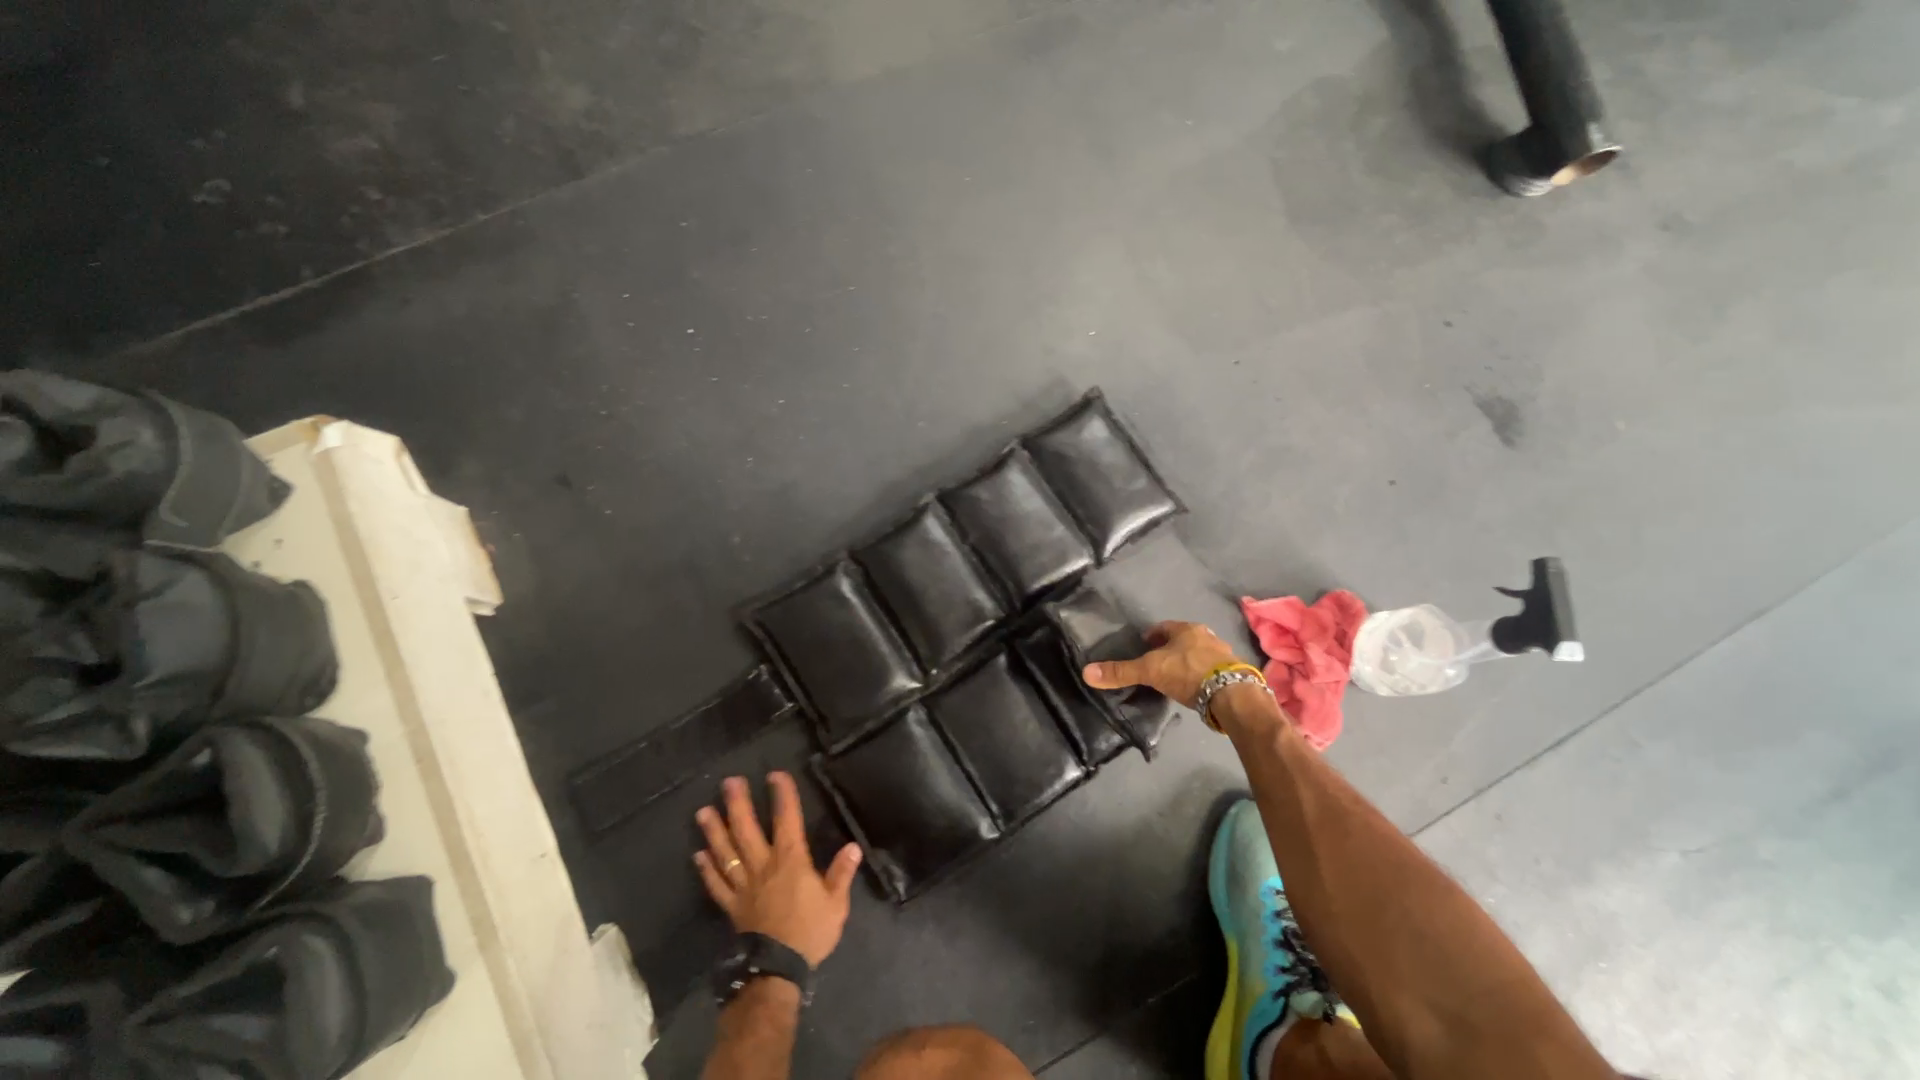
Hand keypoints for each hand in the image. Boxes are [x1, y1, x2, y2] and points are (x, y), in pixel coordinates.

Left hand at [694, 772, 861, 966]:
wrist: (778, 968)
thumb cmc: (811, 932)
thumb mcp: (836, 903)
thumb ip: (841, 873)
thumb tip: (852, 846)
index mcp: (791, 861)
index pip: (787, 820)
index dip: (782, 796)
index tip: (775, 775)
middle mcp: (763, 866)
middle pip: (747, 830)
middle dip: (738, 804)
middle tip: (729, 782)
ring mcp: (744, 886)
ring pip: (726, 853)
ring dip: (714, 831)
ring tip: (703, 811)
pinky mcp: (732, 906)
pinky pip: (716, 884)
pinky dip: (707, 869)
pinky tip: (699, 855)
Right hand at [1082, 620, 1244, 708]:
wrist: (1231, 694)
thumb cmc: (1188, 673)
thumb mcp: (1150, 672)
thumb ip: (1121, 672)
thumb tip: (1086, 672)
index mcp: (1187, 629)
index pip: (1164, 628)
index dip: (1151, 637)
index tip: (1143, 647)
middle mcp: (1207, 636)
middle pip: (1183, 640)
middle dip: (1170, 650)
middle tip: (1157, 664)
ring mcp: (1223, 654)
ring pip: (1199, 654)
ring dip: (1188, 662)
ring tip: (1175, 678)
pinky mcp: (1234, 673)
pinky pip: (1212, 671)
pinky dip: (1202, 676)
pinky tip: (1195, 689)